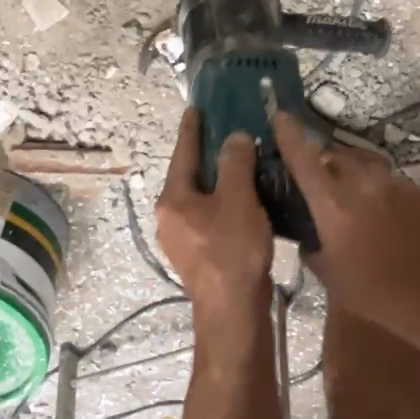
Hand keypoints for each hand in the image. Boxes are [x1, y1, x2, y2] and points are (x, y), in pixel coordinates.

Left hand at [156, 110, 274, 334]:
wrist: (234, 311)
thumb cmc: (232, 251)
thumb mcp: (238, 199)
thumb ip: (235, 164)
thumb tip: (234, 139)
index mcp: (173, 199)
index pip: (182, 154)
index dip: (192, 129)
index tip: (196, 108)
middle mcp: (170, 217)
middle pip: (190, 176)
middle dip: (209, 155)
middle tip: (229, 132)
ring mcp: (184, 238)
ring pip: (203, 198)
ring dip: (222, 181)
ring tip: (245, 162)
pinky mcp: (201, 255)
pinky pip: (212, 217)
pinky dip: (228, 203)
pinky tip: (249, 198)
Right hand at [271, 112, 419, 338]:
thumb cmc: (373, 293)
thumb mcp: (327, 275)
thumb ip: (310, 245)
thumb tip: (305, 231)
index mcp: (334, 205)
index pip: (304, 159)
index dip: (289, 134)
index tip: (278, 115)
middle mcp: (361, 185)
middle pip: (334, 156)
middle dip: (320, 161)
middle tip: (314, 180)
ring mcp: (392, 184)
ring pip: (361, 164)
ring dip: (347, 171)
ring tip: (345, 192)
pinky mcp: (414, 190)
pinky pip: (384, 178)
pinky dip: (372, 186)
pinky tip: (375, 210)